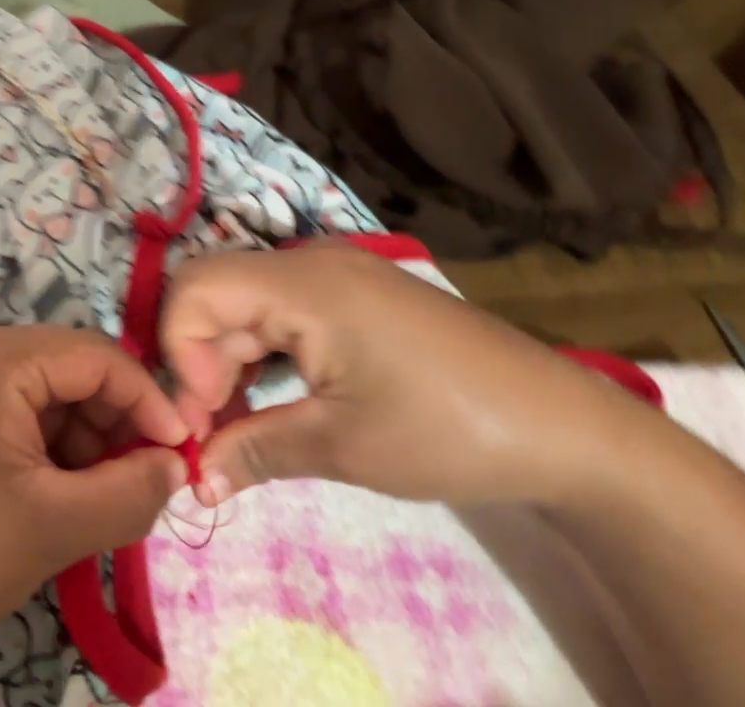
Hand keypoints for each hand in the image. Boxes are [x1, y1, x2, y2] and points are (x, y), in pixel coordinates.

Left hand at [0, 325, 188, 661]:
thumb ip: (131, 492)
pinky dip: (47, 454)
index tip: (180, 457)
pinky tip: (57, 501)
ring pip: (45, 399)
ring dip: (83, 446)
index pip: (97, 357)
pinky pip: (13, 418)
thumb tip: (176, 466)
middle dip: (114, 428)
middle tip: (141, 488)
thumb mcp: (54, 526)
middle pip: (70, 373)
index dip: (148, 403)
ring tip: (97, 506)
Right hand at [161, 242, 646, 507]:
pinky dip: (264, 361)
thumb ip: (252, 451)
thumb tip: (192, 480)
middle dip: (201, 366)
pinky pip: (283, 318)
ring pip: (247, 310)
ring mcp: (338, 278)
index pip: (195, 289)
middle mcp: (313, 264)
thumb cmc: (447, 429)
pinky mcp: (356, 300)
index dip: (181, 353)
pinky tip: (270, 408)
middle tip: (212, 441)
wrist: (562, 428)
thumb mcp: (341, 445)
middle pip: (218, 298)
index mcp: (305, 283)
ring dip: (230, 368)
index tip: (204, 421)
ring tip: (239, 435)